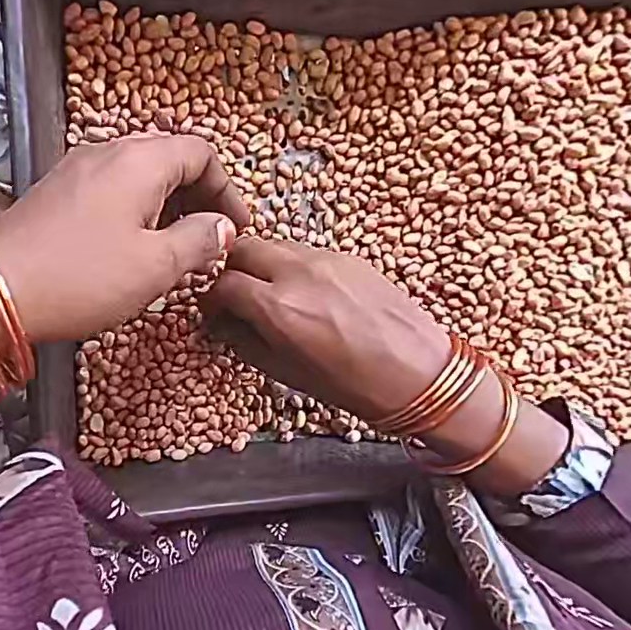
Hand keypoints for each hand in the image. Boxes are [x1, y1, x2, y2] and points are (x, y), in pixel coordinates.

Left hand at [0, 135, 249, 342]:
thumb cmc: (78, 279)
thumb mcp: (154, 266)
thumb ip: (198, 241)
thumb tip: (220, 227)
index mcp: (138, 161)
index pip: (200, 152)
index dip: (226, 190)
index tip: (235, 228)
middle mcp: (106, 153)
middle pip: (169, 159)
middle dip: (199, 197)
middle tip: (211, 240)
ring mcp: (76, 171)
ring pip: (139, 176)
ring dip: (167, 207)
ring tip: (177, 250)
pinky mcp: (57, 194)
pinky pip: (111, 191)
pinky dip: (136, 212)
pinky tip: (134, 249)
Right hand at [205, 237, 570, 491]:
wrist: (421, 373)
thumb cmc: (354, 385)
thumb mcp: (287, 372)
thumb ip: (245, 341)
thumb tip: (220, 323)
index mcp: (279, 307)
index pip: (223, 284)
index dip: (209, 297)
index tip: (211, 308)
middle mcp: (298, 272)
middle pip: (242, 248)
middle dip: (228, 267)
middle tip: (231, 291)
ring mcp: (326, 259)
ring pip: (273, 244)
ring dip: (259, 262)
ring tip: (266, 290)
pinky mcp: (348, 256)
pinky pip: (304, 250)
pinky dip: (289, 264)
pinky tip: (300, 290)